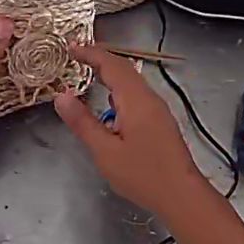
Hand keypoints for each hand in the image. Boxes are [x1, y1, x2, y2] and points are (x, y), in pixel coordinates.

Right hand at [52, 45, 213, 218]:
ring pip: (132, 82)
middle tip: (76, 56)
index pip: (111, 65)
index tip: (71, 48)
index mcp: (135, 100)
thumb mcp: (105, 151)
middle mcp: (149, 99)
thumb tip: (61, 96)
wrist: (182, 196)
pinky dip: (119, 90)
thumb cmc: (143, 175)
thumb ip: (82, 122)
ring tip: (89, 75)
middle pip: (124, 69)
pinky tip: (110, 106)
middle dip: (100, 59)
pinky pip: (137, 95)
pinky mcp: (161, 122)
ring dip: (110, 74)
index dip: (90, 53)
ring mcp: (158, 110)